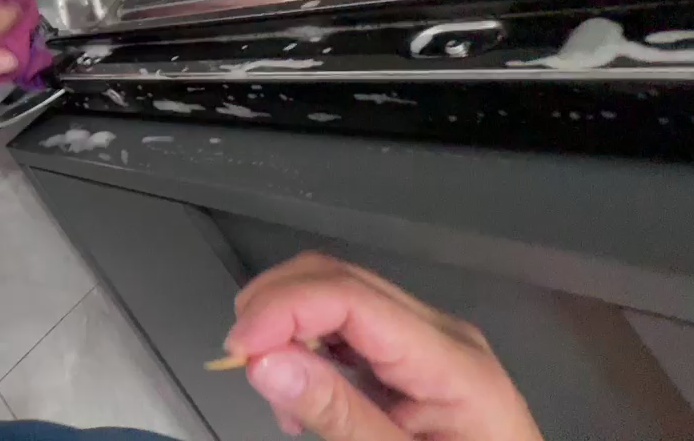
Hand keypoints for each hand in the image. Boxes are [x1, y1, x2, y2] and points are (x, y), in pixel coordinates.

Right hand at [227, 252, 541, 440]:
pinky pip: (340, 319)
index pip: (349, 296)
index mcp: (454, 362)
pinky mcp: (409, 350)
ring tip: (275, 386)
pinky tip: (299, 385)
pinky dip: (303, 340)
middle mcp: (440, 332)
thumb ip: (339, 416)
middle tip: (242, 360)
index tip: (239, 349)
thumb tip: (259, 361)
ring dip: (284, 323)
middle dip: (274, 306)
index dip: (283, 308)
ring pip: (330, 289)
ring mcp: (425, 337)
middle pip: (334, 278)